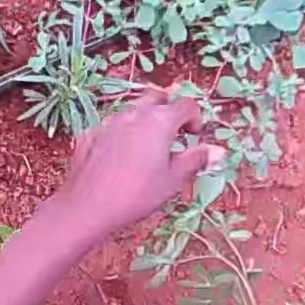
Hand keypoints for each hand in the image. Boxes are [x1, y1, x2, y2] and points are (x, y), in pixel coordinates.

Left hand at [42, 86, 220, 243]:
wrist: (86, 207)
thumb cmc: (135, 195)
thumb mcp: (171, 181)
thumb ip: (194, 160)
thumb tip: (217, 151)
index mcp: (159, 120)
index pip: (186, 105)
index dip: (194, 118)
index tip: (193, 136)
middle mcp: (133, 114)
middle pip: (156, 96)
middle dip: (168, 108)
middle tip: (172, 131)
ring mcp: (107, 122)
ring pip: (130, 110)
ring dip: (142, 119)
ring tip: (146, 145)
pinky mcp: (88, 135)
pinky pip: (108, 127)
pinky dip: (119, 134)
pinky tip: (118, 156)